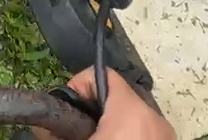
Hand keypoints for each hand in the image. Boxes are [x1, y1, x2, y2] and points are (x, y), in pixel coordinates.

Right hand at [45, 68, 173, 139]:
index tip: (69, 111)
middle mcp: (155, 119)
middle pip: (117, 95)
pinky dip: (128, 138)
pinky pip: (145, 134)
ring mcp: (167, 138)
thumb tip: (40, 125)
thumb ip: (54, 132)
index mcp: (132, 110)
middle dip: (95, 111)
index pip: (101, 74)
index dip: (79, 86)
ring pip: (132, 117)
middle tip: (80, 132)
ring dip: (112, 127)